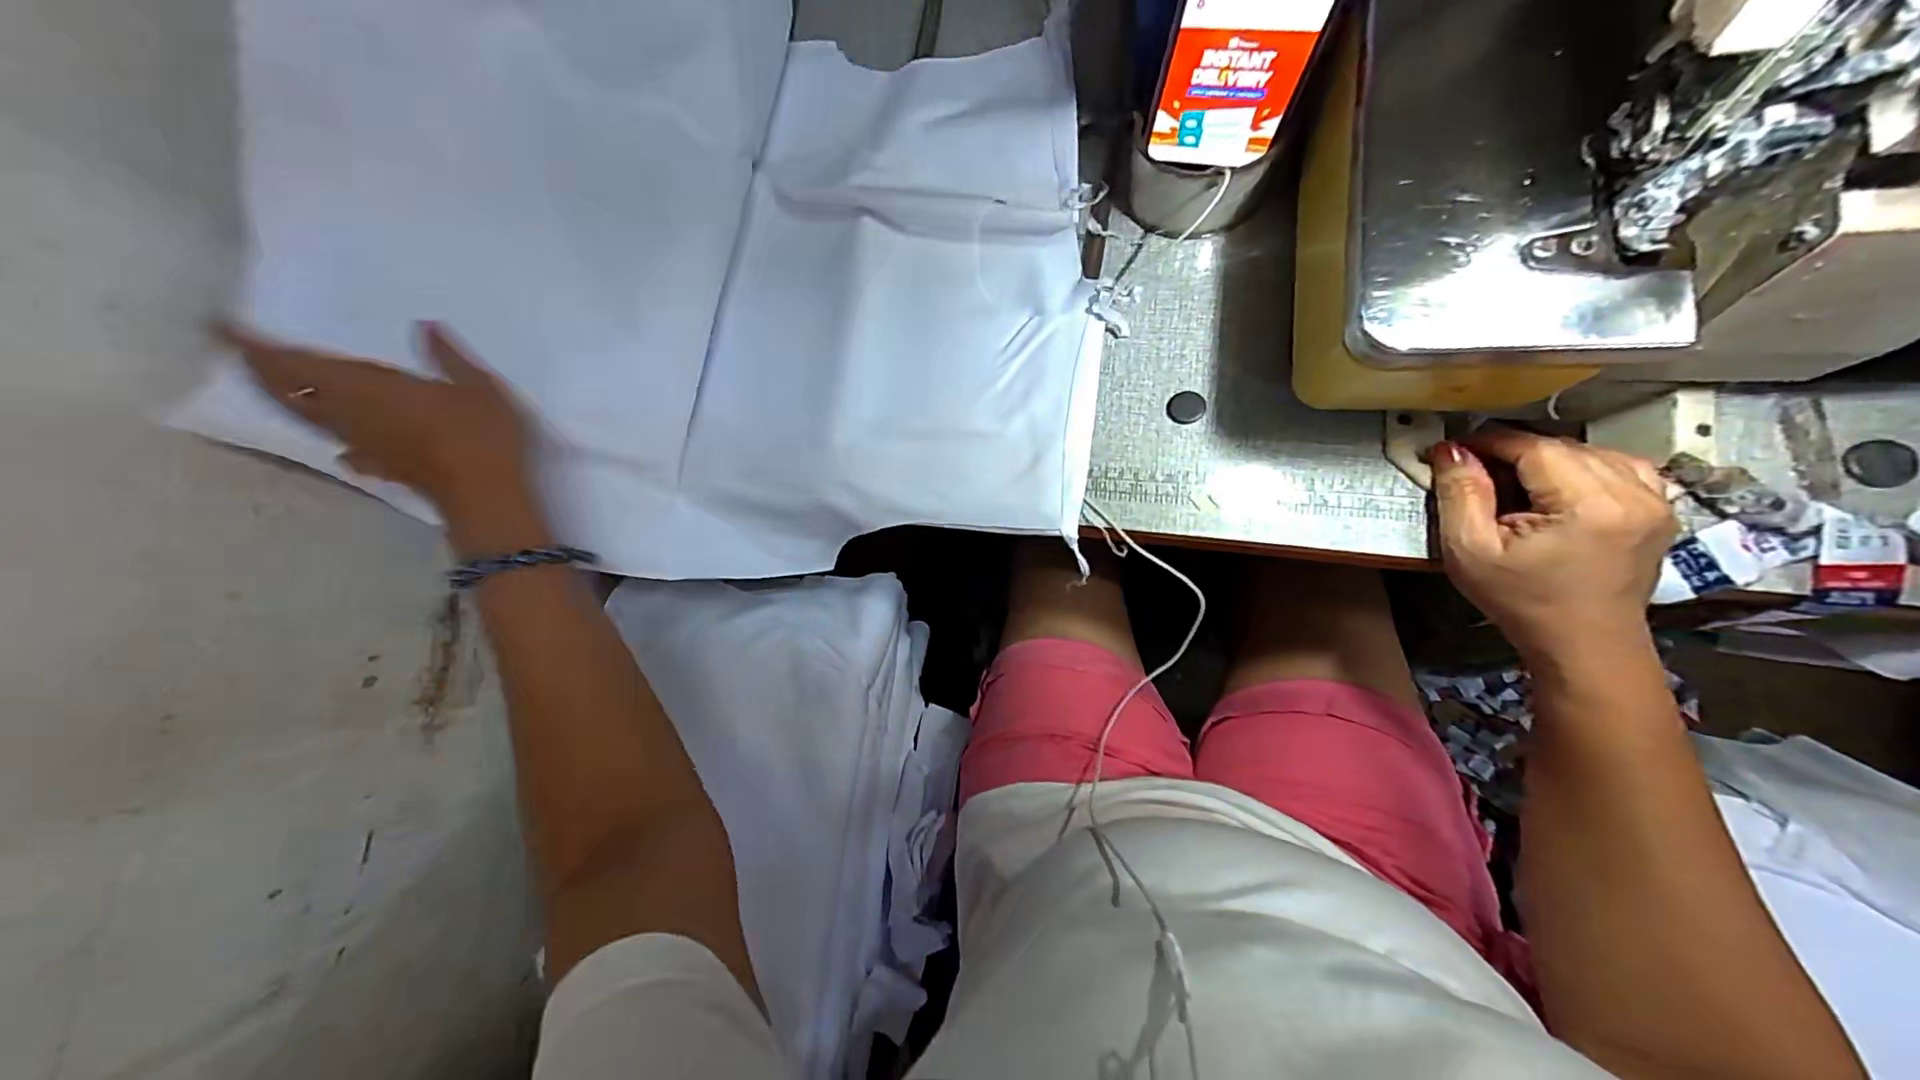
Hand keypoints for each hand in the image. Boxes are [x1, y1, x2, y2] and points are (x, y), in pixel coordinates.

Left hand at [214, 320, 550, 553]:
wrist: (486, 493)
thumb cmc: (480, 435)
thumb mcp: (477, 387)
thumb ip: (448, 357)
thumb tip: (424, 326)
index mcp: (366, 388)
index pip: (295, 363)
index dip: (256, 345)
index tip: (221, 325)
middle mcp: (352, 416)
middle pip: (289, 393)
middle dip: (260, 371)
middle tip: (239, 352)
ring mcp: (364, 445)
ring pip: (310, 420)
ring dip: (288, 401)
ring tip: (279, 387)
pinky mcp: (383, 467)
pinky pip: (343, 447)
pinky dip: (332, 436)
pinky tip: (341, 442)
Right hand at [1430, 425, 1676, 659]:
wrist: (1583, 644)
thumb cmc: (1520, 601)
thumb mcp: (1471, 550)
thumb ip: (1460, 494)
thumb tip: (1450, 450)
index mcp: (1590, 505)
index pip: (1536, 448)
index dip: (1491, 441)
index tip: (1455, 448)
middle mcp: (1634, 494)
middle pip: (1565, 447)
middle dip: (1516, 451)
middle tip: (1477, 470)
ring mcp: (1656, 501)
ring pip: (1592, 452)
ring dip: (1549, 458)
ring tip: (1515, 480)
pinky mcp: (1660, 510)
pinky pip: (1621, 467)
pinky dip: (1583, 466)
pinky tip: (1558, 486)